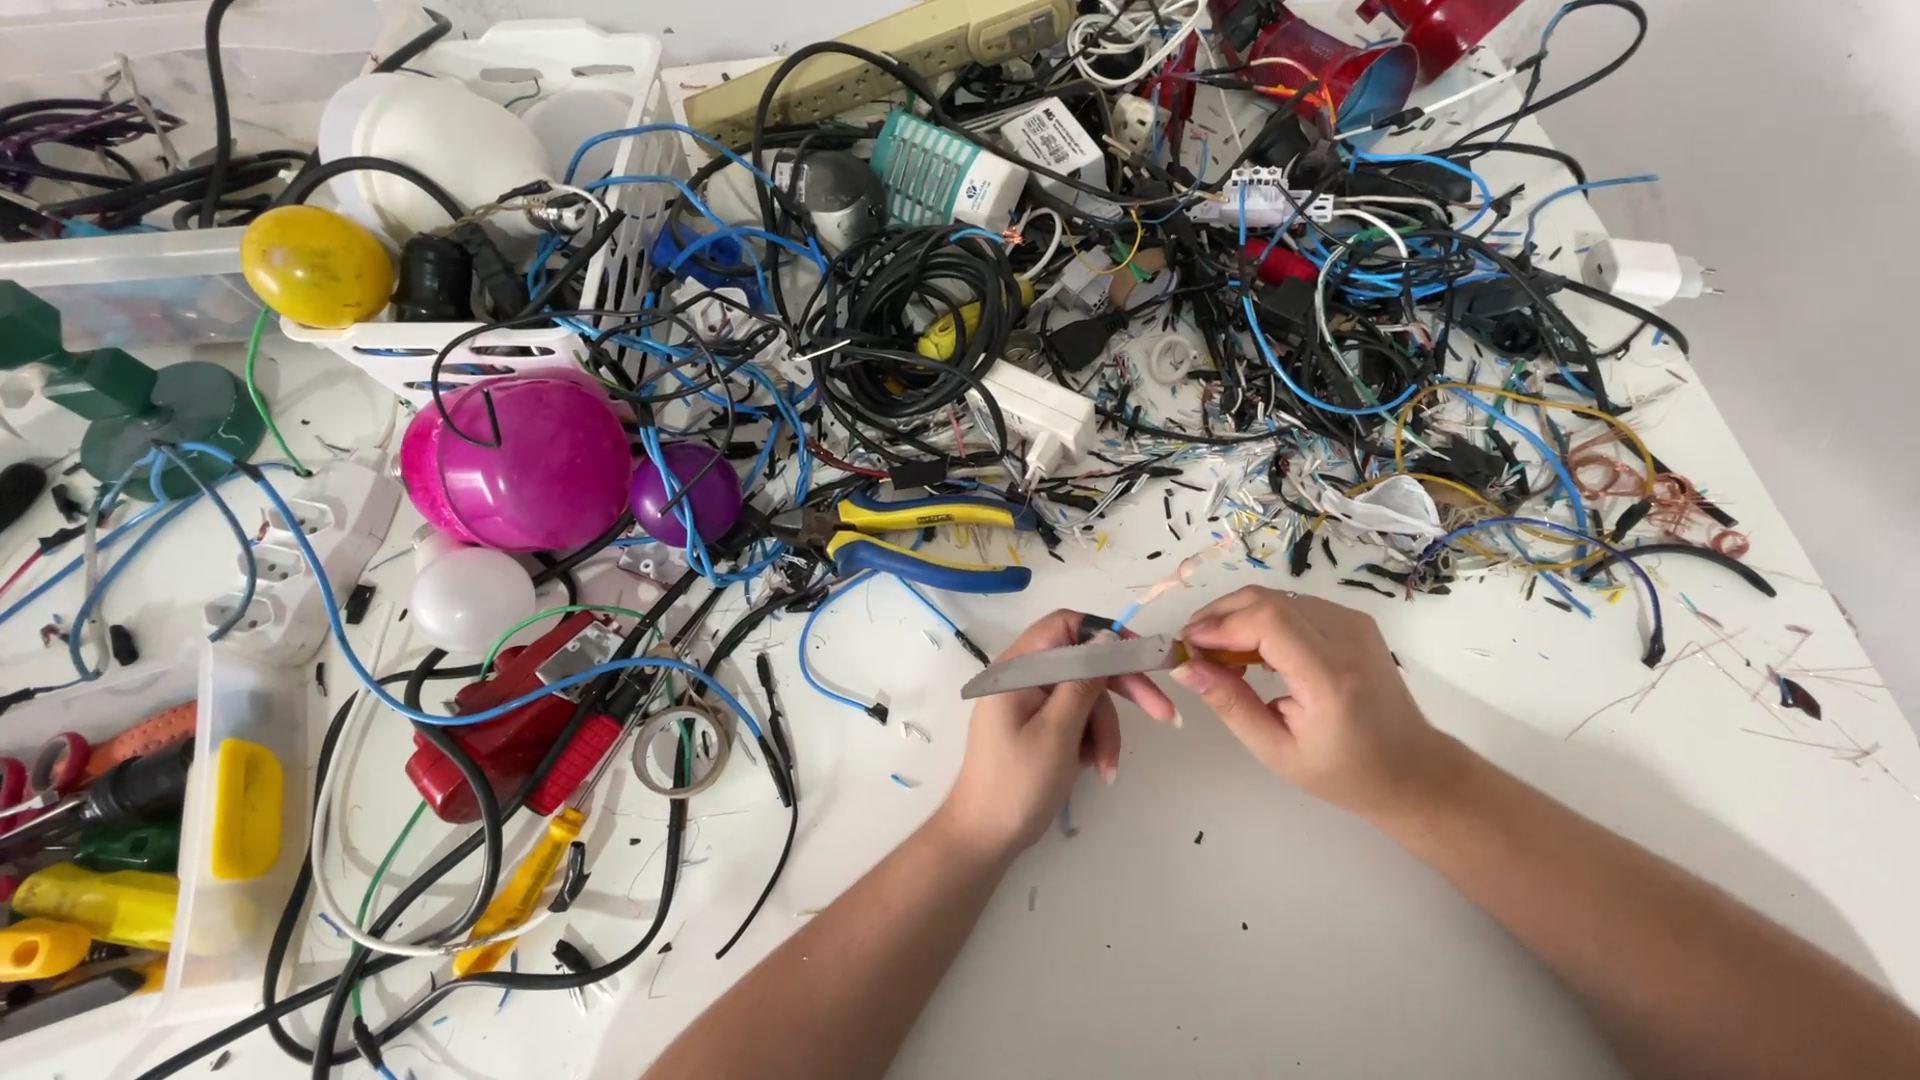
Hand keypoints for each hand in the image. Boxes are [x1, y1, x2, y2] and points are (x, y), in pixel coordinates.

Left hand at [938, 610, 1176, 860]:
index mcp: (1017, 668)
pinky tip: (1094, 768)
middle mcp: (1022, 676)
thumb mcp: (1058, 731)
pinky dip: (1091, 740)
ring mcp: (1030, 702)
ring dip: (1104, 731)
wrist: (984, 837)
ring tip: (1106, 769)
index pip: (1066, 625)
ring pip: (1086, 696)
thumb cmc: (1017, 784)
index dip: (1108, 635)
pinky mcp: (1038, 725)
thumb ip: (1083, 681)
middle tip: (1164, 715)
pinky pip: (1076, 719)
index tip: (1143, 659)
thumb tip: (1106, 636)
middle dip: (1122, 690)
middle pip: (1084, 663)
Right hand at [1170, 587, 1467, 820]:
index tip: (1188, 645)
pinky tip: (1251, 648)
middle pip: (1268, 599)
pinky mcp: (1354, 620)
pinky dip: (1261, 618)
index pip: (1268, 621)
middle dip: (1220, 614)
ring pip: (1277, 597)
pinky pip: (1293, 603)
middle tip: (1194, 645)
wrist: (1411, 767)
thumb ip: (1230, 704)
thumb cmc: (1342, 772)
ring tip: (1219, 652)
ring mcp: (1355, 623)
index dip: (1220, 624)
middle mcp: (1348, 639)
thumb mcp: (1276, 750)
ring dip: (1238, 615)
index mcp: (1331, 679)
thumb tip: (1185, 668)